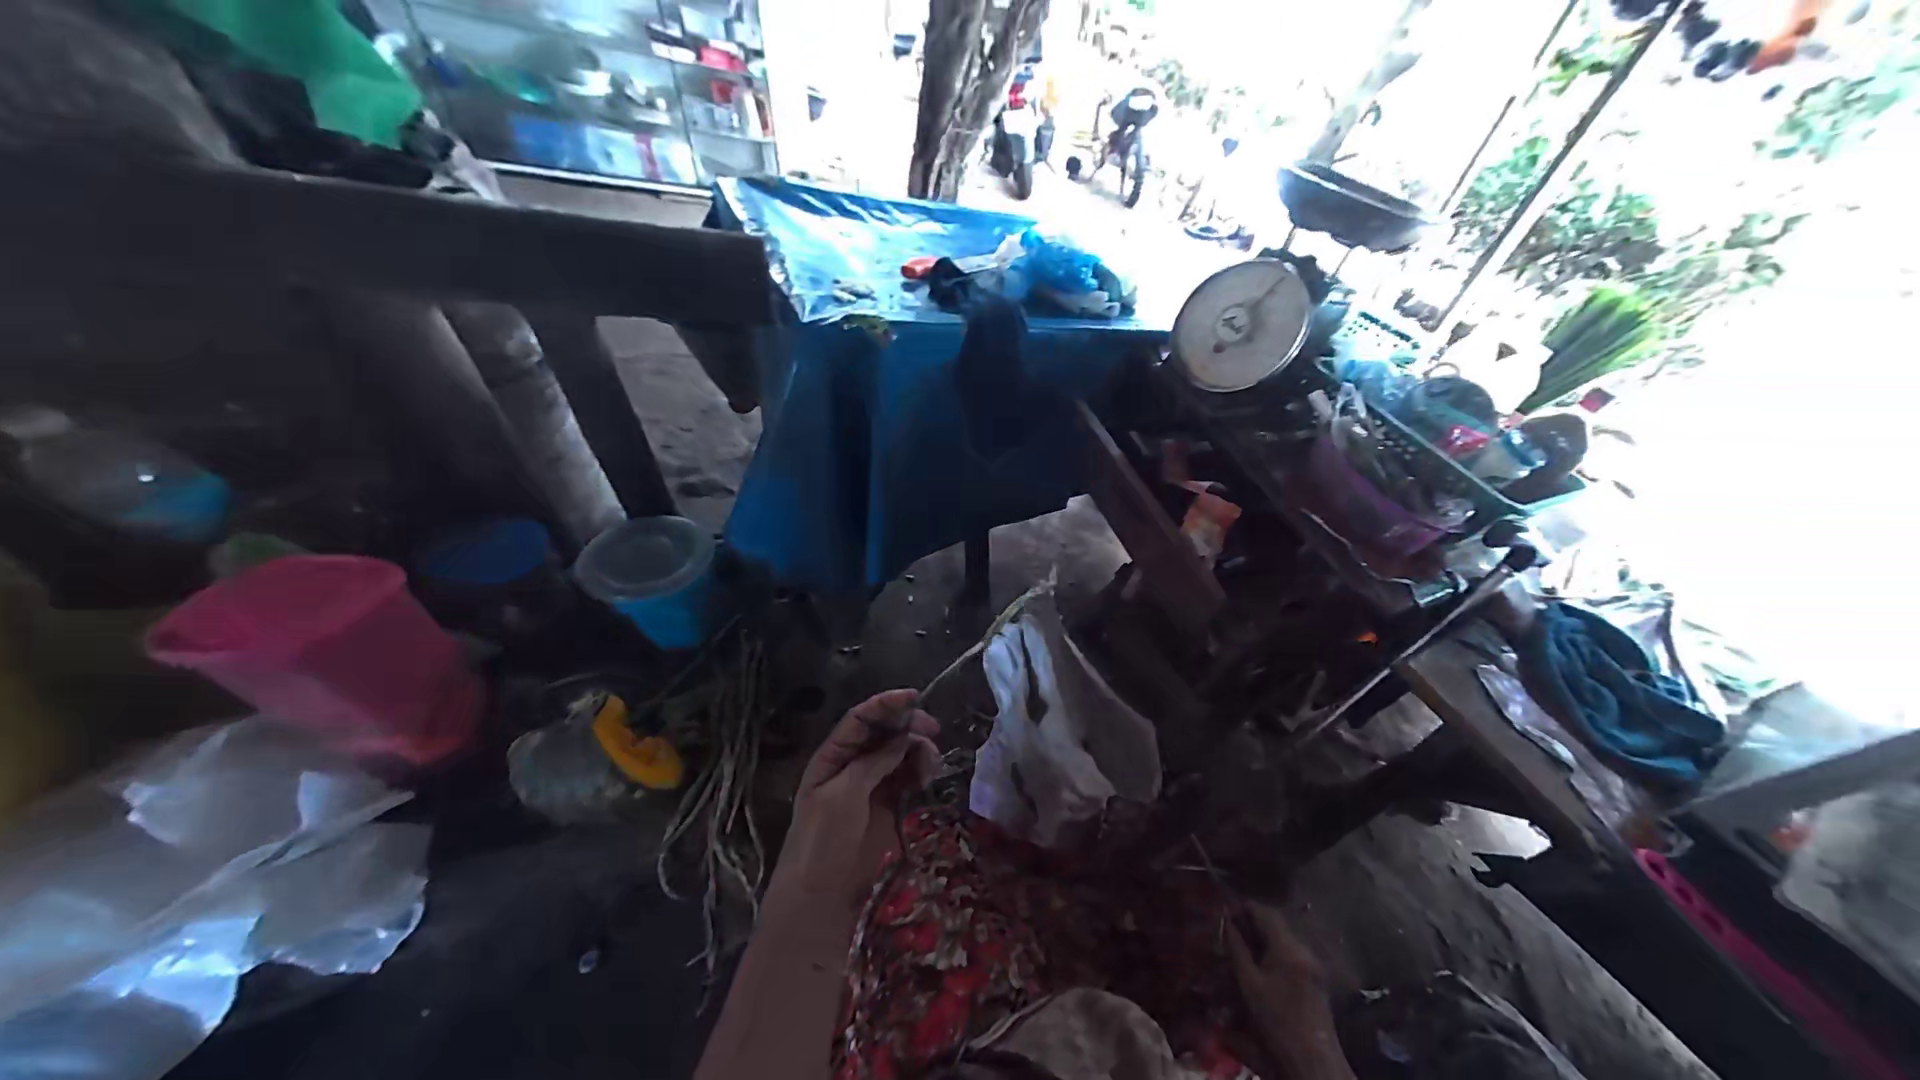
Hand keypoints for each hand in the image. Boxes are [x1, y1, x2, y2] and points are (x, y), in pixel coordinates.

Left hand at [770, 689, 939, 913]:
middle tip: (932, 728)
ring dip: (917, 749)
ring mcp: (872, 786)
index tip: (914, 697)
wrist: (821, 895)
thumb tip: (903, 737)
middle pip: (883, 733)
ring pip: (899, 754)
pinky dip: (921, 772)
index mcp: (832, 756)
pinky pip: (908, 778)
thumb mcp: (843, 795)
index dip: (885, 705)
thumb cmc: (823, 840)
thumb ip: (873, 762)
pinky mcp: (889, 807)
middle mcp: (852, 765)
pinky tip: (929, 776)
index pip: (860, 719)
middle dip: (907, 725)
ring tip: (931, 761)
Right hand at [1227, 903, 1351, 1078]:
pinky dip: (1273, 950)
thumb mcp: (1248, 983)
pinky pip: (1291, 952)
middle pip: (1275, 922)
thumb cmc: (1276, 1021)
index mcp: (1288, 948)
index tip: (1224, 912)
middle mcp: (1305, 950)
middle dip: (1251, 922)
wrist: (1313, 1062)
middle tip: (1229, 929)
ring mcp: (1313, 964)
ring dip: (1262, 936)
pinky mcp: (1315, 978)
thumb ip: (1237, 947)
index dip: (1243, 907)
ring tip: (1240, 945)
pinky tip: (1259, 964)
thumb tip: (1227, 921)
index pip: (1264, 911)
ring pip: (1283, 937)